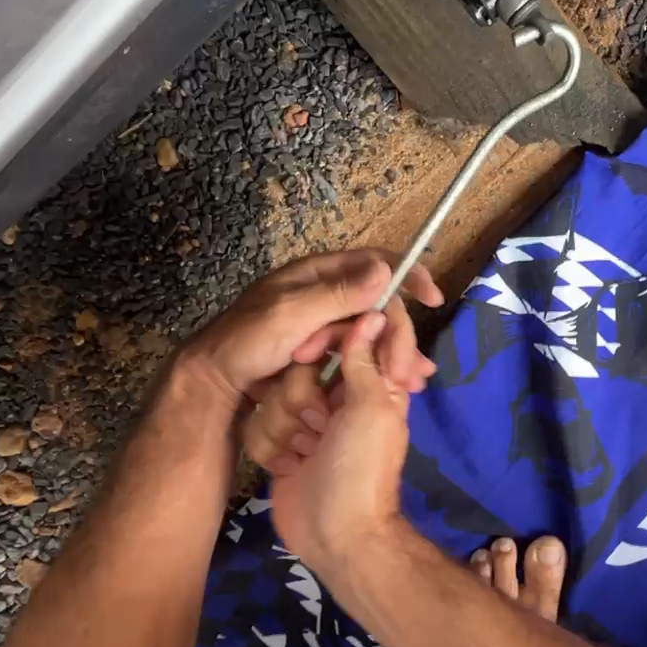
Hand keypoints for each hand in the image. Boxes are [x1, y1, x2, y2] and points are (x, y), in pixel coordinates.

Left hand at [172, 250, 443, 408]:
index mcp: (318, 274)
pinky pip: (360, 352)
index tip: (432, 299)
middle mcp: (326, 293)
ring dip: (393, 353)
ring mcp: (325, 323)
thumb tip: (385, 271)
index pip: (373, 262)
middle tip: (406, 369)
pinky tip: (395, 384)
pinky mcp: (323, 350)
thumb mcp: (291, 314)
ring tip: (410, 383)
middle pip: (379, 304)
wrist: (214, 382)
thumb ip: (338, 295)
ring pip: (373, 331)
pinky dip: (378, 366)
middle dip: (397, 334)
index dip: (407, 274)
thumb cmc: (245, 340)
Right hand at [252, 314, 411, 573]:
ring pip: (274, 396)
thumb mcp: (370, 407)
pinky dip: (270, 449)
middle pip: (299, 366)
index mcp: (370, 382)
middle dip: (300, 398)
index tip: (309, 355)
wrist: (336, 535)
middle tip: (319, 427)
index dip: (323, 342)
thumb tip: (373, 313)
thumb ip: (365, 359)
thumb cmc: (362, 468)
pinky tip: (288, 467)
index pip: (343, 337)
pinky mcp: (281, 444)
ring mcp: (307, 421)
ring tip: (305, 453)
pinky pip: (259, 425)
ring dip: (286, 429)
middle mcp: (337, 395)